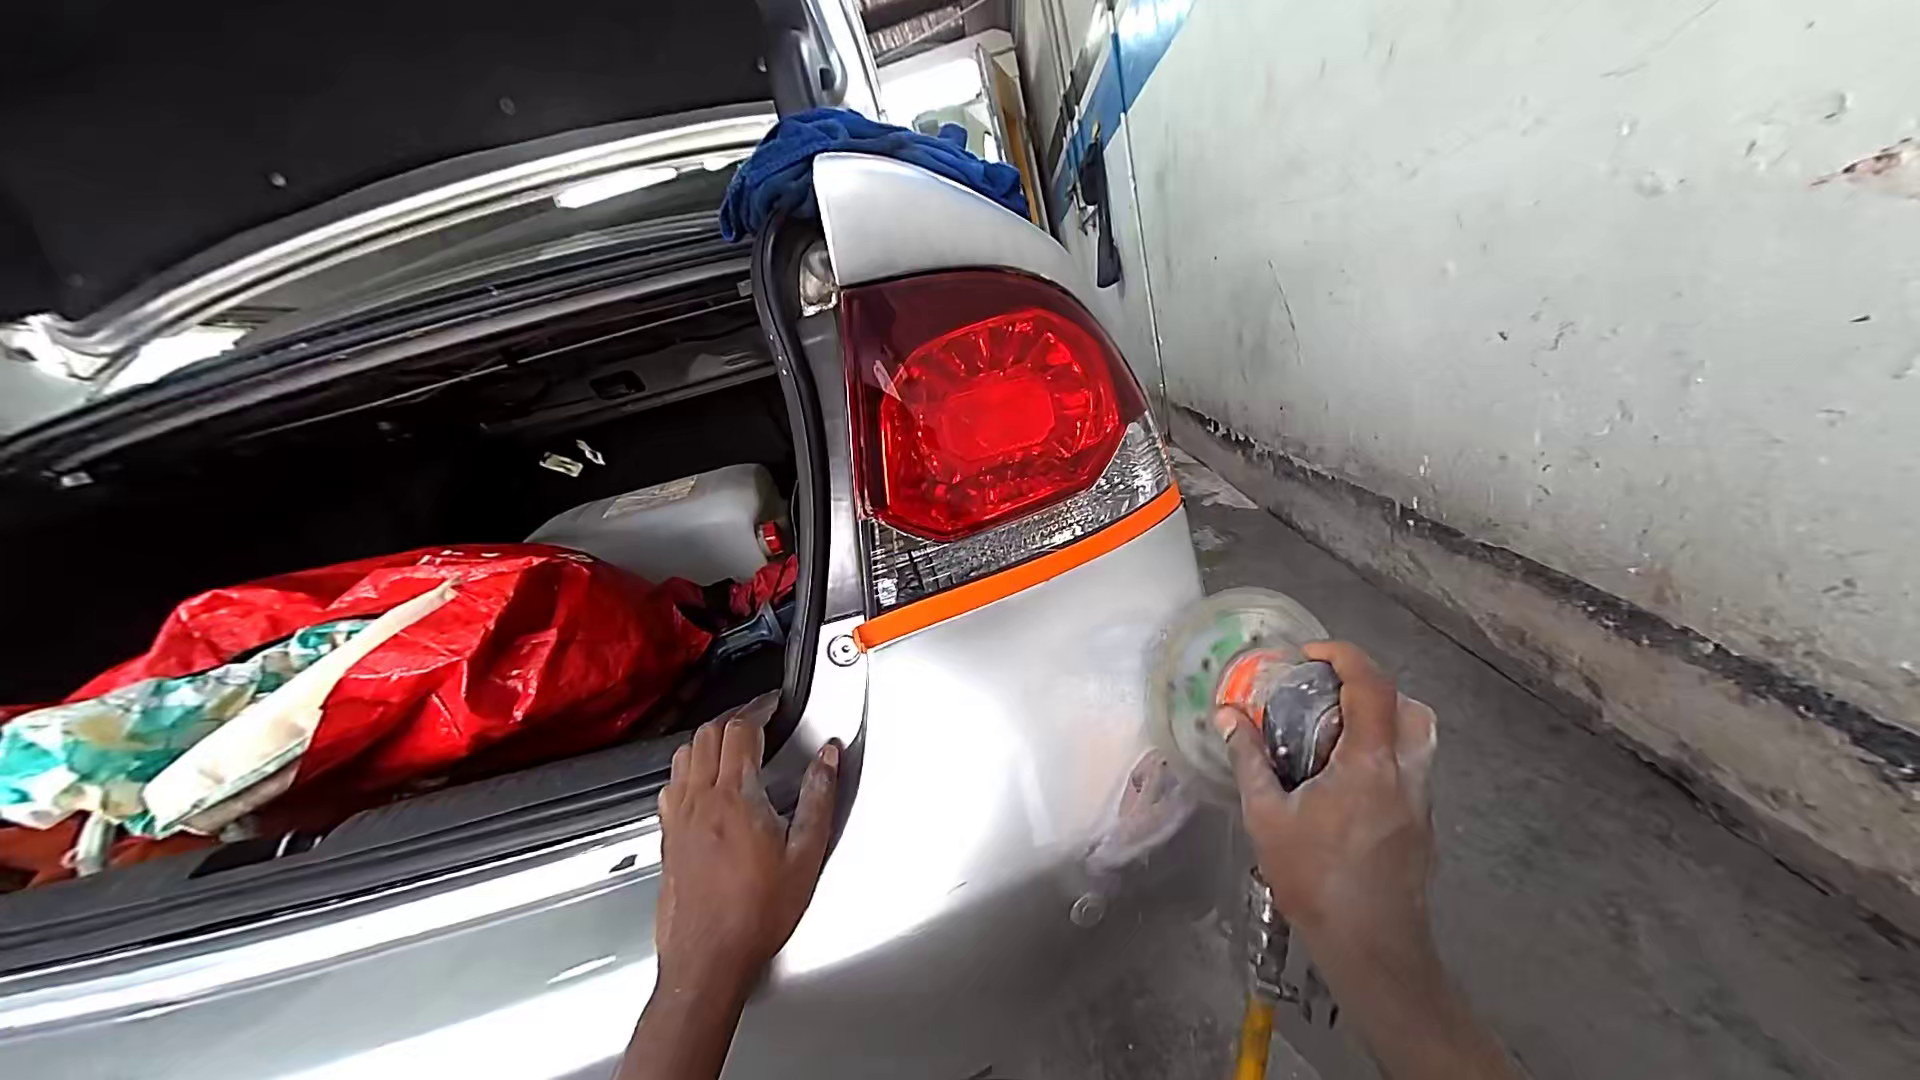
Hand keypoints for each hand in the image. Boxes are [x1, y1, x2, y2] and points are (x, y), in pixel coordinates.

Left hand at [655, 714, 839, 995]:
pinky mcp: (668, 838)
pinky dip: (687, 766)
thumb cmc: (756, 913)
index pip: (740, 729)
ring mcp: (679, 819)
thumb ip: (819, 796)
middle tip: (757, 714)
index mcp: (735, 798)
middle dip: (735, 715)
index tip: (773, 703)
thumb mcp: (806, 853)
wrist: (708, 961)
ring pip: (683, 754)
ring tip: (732, 738)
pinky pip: (670, 784)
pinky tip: (701, 779)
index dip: (759, 707)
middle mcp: (700, 801)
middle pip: (708, 734)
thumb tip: (828, 757)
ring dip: (708, 736)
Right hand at [1212, 640, 1437, 955]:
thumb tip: (1226, 715)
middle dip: (1370, 684)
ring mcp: (1421, 800)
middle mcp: (1406, 774)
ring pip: (1419, 736)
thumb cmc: (1314, 877)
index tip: (1309, 654)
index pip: (1372, 688)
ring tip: (1333, 728)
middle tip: (1326, 691)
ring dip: (1383, 715)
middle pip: (1411, 707)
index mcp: (1369, 764)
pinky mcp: (1422, 822)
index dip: (1344, 657)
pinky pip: (1411, 765)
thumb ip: (1249, 758)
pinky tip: (1341, 776)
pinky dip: (1382, 748)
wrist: (1372, 948)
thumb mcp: (1266, 814)